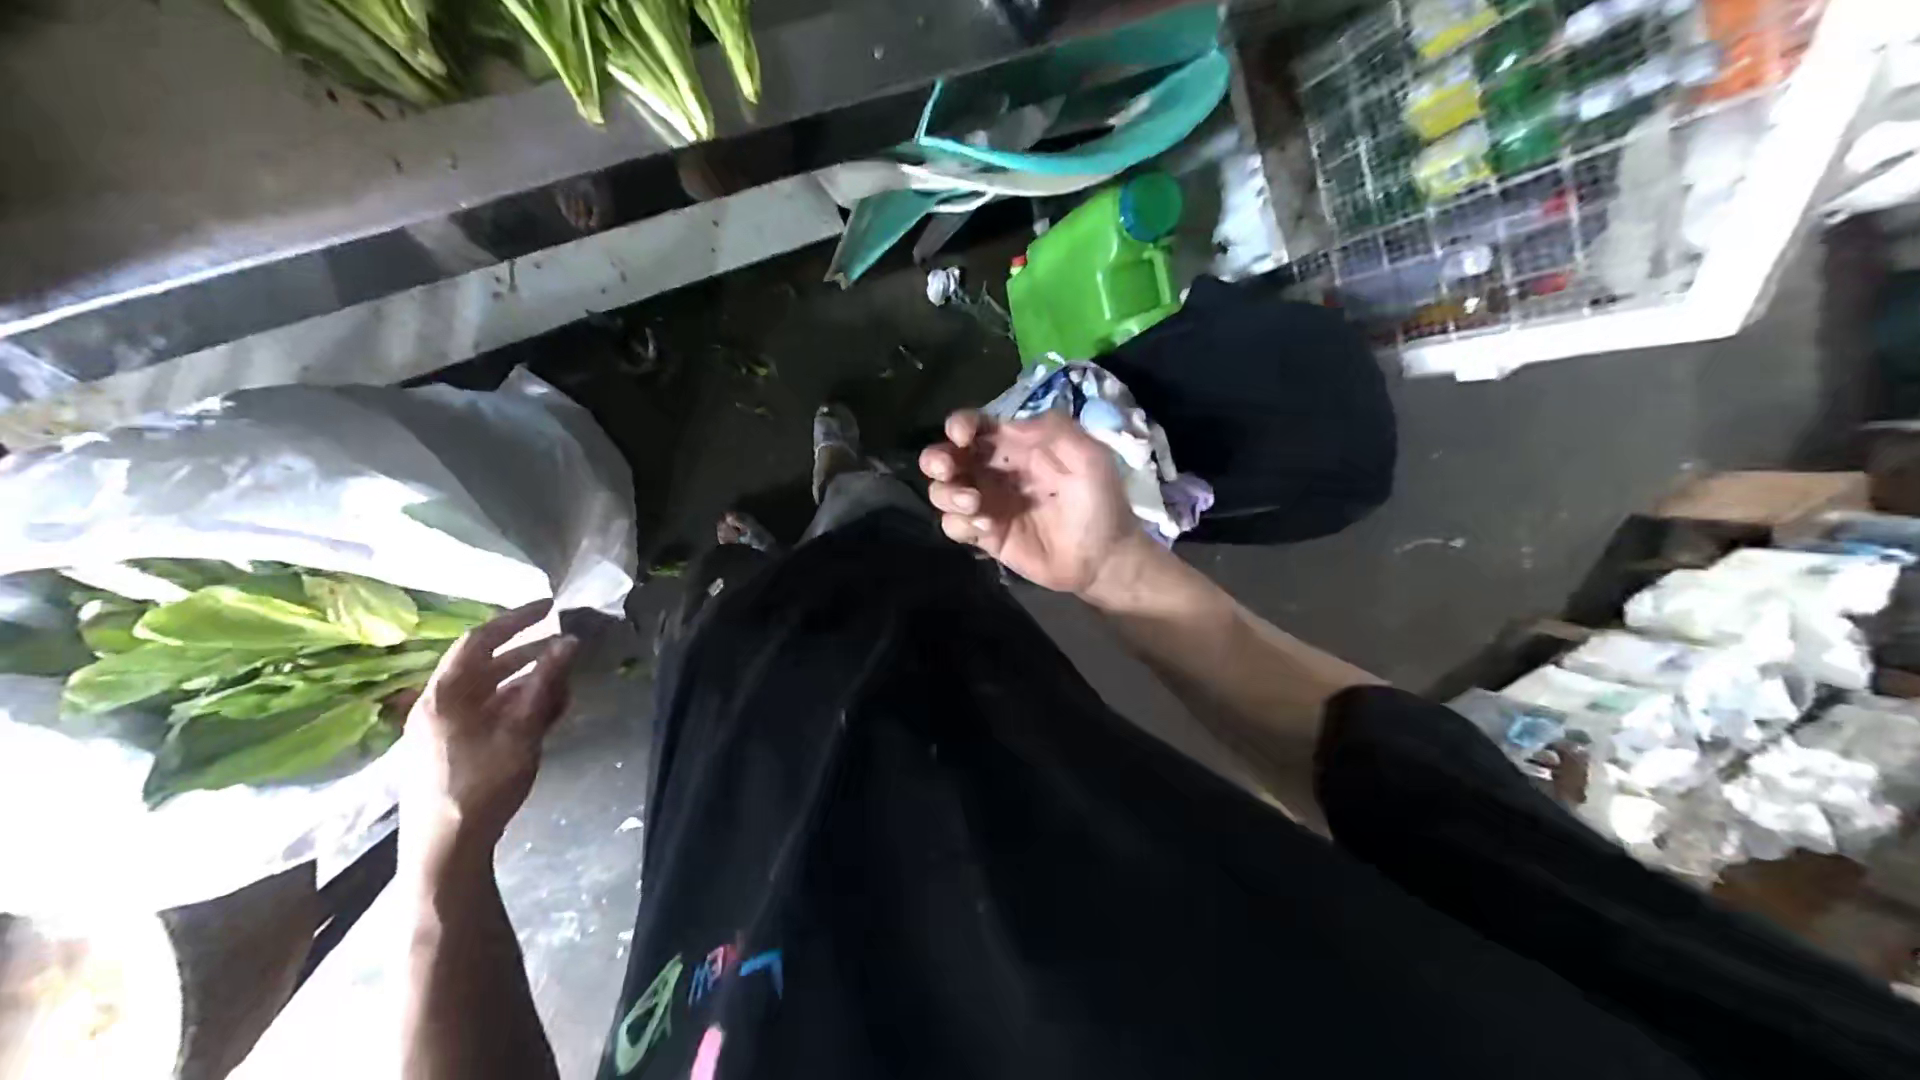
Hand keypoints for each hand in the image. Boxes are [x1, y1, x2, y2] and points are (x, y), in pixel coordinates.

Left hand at [402, 601, 578, 854]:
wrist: (446, 849)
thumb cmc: (482, 784)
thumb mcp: (522, 730)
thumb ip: (546, 683)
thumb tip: (570, 642)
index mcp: (445, 694)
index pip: (480, 639)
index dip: (516, 619)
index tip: (549, 606)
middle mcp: (438, 704)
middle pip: (485, 664)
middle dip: (529, 651)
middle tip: (566, 645)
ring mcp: (442, 728)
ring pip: (489, 689)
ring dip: (527, 680)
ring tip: (563, 682)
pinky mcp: (450, 748)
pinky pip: (487, 711)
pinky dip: (516, 704)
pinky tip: (544, 713)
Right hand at [919, 409, 1152, 596]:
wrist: (1104, 557)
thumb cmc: (1100, 500)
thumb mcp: (1088, 455)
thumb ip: (1054, 430)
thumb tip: (1006, 426)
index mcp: (1015, 446)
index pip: (975, 427)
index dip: (960, 425)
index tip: (962, 435)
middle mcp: (993, 472)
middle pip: (945, 458)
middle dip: (936, 459)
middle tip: (947, 469)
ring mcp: (986, 505)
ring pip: (942, 492)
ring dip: (948, 493)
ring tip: (976, 504)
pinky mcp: (985, 536)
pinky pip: (953, 525)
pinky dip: (961, 523)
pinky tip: (988, 528)